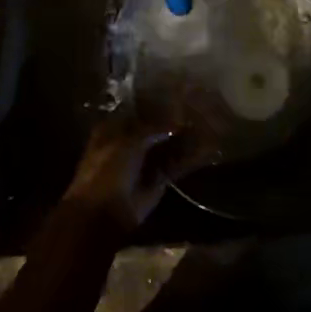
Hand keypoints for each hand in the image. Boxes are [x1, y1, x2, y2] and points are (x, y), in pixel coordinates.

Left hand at [61, 119, 208, 231]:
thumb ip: (153, 129)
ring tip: (206, 126)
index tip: (175, 97)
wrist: (104, 214)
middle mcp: (127, 145)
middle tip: (195, 110)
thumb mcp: (129, 142)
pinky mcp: (156, 183)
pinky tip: (206, 150)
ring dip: (182, 141)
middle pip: (152, 130)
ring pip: (165, 148)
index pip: (135, 112)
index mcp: (111, 131)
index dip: (153, 105)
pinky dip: (188, 161)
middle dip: (171, 123)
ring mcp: (142, 164)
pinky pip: (174, 168)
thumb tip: (176, 124)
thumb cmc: (108, 170)